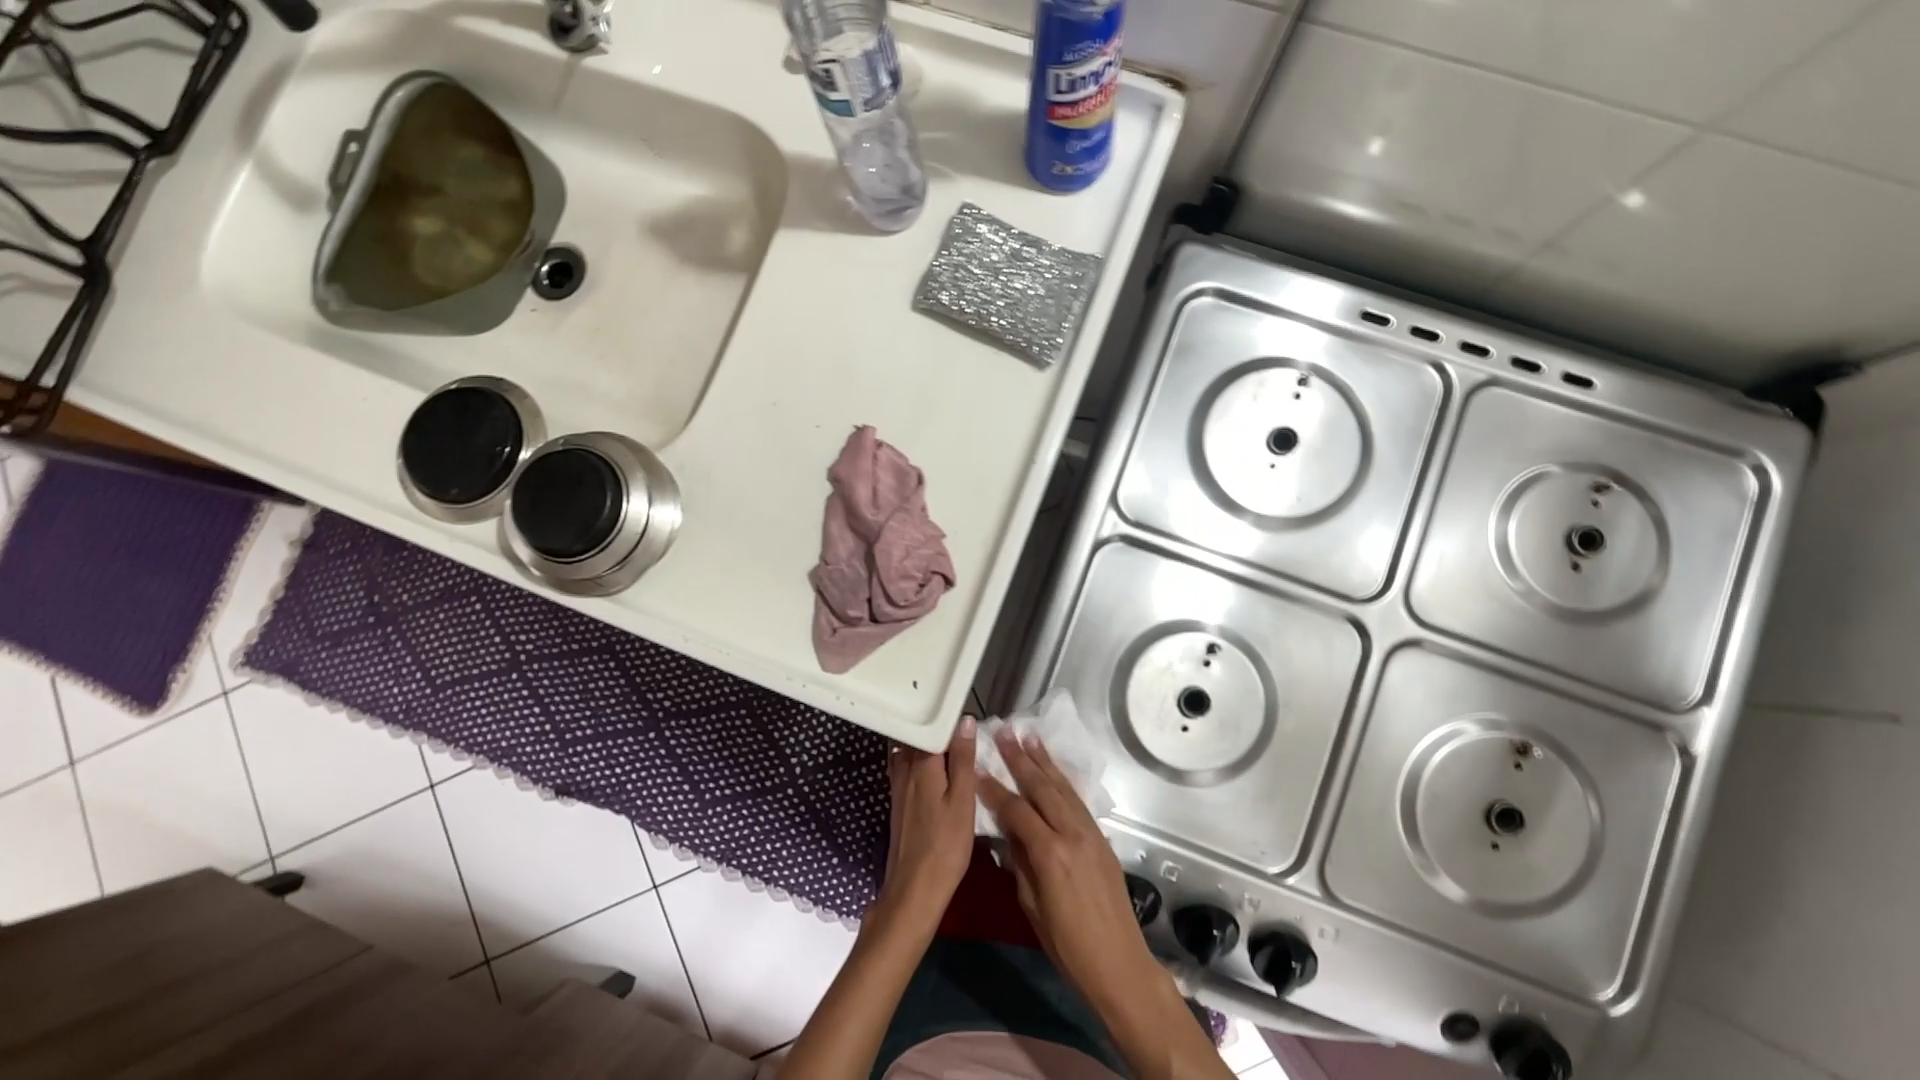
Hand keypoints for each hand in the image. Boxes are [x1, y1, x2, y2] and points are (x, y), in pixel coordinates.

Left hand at [877, 717, 977, 925]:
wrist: (914, 886)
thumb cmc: (945, 844)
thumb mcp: (962, 800)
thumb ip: (963, 760)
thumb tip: (965, 721)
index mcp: (921, 764)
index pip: (934, 728)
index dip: (952, 722)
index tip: (971, 718)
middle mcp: (904, 768)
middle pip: (920, 738)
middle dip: (940, 731)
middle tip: (965, 729)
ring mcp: (898, 785)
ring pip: (912, 753)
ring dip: (930, 747)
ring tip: (954, 747)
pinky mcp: (898, 801)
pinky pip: (909, 769)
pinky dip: (923, 764)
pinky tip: (938, 772)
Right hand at [977, 729, 1157, 1006]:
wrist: (1118, 962)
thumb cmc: (1067, 944)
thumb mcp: (1032, 905)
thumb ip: (1020, 863)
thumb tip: (1009, 832)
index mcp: (1050, 852)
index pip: (1016, 810)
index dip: (994, 789)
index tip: (976, 767)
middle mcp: (1072, 833)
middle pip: (1042, 788)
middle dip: (1020, 758)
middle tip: (1003, 732)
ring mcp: (1091, 833)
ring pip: (1063, 788)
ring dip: (1044, 761)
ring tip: (1028, 737)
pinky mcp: (1102, 839)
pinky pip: (1077, 801)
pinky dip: (1063, 781)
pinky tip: (1054, 770)